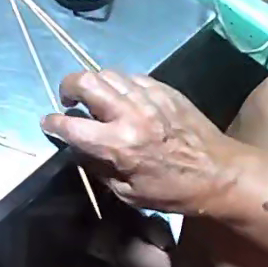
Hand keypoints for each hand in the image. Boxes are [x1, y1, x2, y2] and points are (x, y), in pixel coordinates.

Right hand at [40, 70, 245, 213]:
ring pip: (108, 73)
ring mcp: (149, 97)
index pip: (71, 125)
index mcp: (118, 145)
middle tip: (69, 100)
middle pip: (86, 82)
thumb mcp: (127, 192)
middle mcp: (130, 115)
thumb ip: (99, 167)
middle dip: (69, 87)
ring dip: (94, 83)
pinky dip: (120, 84)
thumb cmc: (171, 191)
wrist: (218, 173)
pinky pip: (133, 77)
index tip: (49, 123)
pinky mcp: (165, 89)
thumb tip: (79, 149)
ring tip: (95, 98)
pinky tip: (123, 98)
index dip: (53, 123)